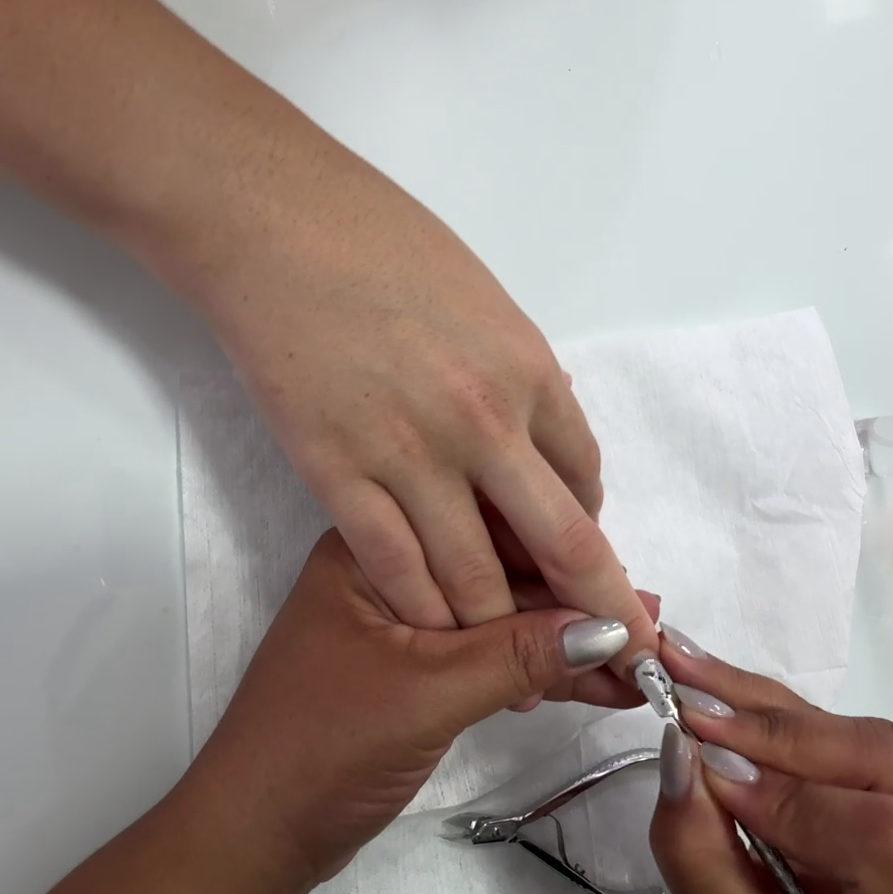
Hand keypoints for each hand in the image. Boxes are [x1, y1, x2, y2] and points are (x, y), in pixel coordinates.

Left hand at [188, 530, 645, 883]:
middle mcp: (394, 569)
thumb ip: (518, 654)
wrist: (252, 836)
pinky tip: (596, 683)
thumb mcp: (425, 693)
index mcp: (377, 546)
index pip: (485, 529)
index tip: (632, 591)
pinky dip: (538, 671)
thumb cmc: (322, 746)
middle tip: (653, 625)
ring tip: (641, 660)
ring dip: (567, 642)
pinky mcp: (417, 667)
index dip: (563, 558)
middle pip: (501, 572)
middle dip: (576, 603)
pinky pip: (489, 655)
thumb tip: (614, 626)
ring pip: (502, 617)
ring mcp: (406, 622)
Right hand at [202, 167, 652, 661]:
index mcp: (528, 370)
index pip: (583, 477)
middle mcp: (486, 424)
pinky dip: (428, 613)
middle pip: (562, 542)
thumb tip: (529, 430)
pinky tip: (441, 637)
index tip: (581, 558)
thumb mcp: (476, 297)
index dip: (589, 531)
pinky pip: (398, 569)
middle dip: (599, 609)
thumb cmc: (375, 240)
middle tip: (621, 658)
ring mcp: (412, 457)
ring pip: (475, 576)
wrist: (271, 224)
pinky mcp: (339, 478)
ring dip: (503, 627)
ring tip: (523, 669)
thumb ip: (512, 372)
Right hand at [648, 632, 892, 893]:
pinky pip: (851, 733)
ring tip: (685, 667)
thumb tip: (677, 751)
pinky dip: (776, 710)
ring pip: (861, 731)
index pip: (886, 838)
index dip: (792, 797)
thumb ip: (704, 859)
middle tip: (680, 697)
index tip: (704, 771)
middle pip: (878, 760)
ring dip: (763, 702)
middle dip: (766, 725)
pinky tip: (722, 684)